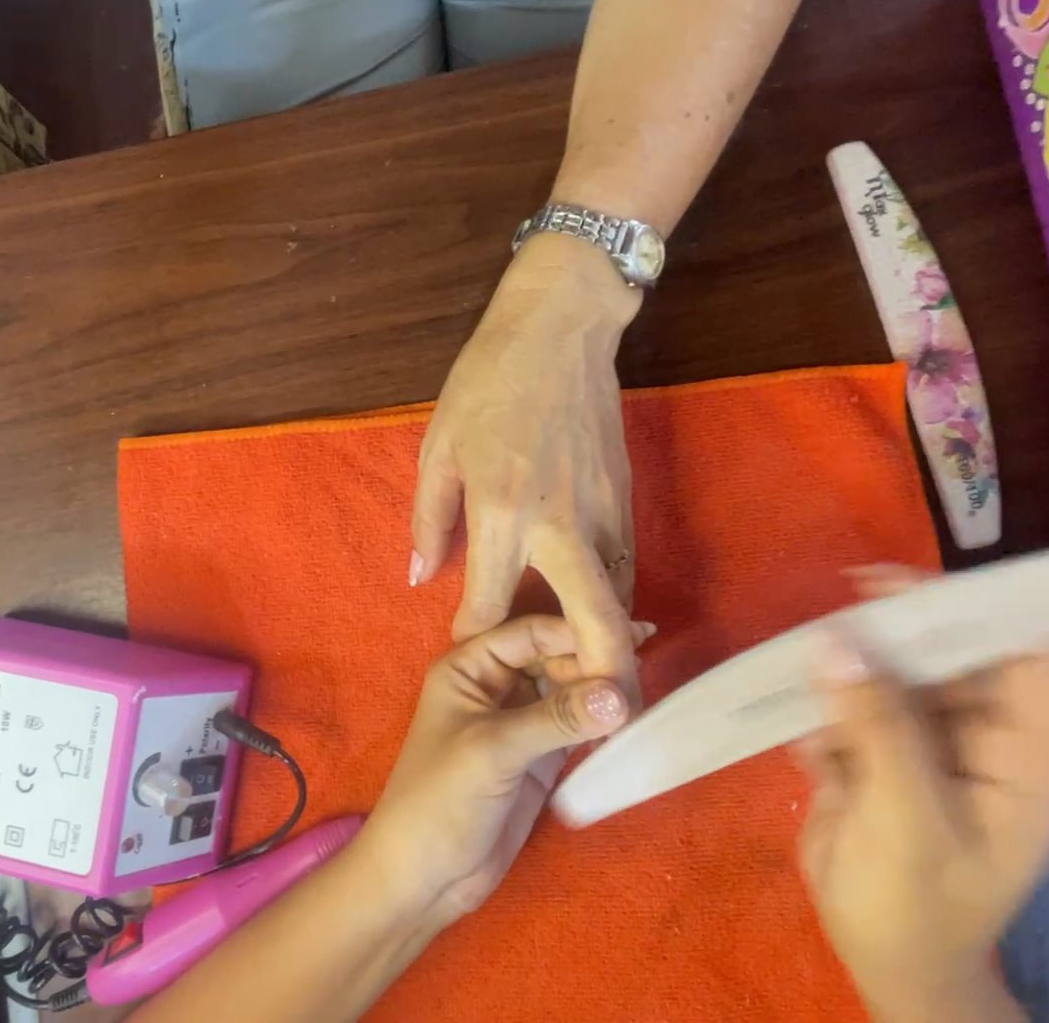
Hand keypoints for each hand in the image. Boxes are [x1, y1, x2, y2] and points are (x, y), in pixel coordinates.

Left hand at [353, 615, 652, 923]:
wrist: (425, 876)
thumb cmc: (440, 800)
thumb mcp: (493, 752)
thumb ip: (554, 719)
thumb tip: (620, 694)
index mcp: (469, 666)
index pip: (530, 633)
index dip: (574, 634)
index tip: (627, 640)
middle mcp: (495, 683)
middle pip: (553, 655)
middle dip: (593, 659)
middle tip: (644, 663)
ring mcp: (519, 719)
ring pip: (568, 688)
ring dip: (602, 689)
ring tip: (647, 687)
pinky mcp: (539, 754)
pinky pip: (576, 725)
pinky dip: (601, 722)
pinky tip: (634, 719)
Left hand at [412, 234, 643, 703]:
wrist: (559, 332)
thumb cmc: (486, 387)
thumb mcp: (439, 450)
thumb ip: (429, 522)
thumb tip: (420, 578)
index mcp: (501, 516)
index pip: (490, 609)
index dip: (477, 644)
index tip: (474, 667)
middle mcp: (559, 529)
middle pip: (590, 628)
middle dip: (592, 682)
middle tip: (587, 715)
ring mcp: (604, 517)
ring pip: (617, 603)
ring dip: (606, 645)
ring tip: (588, 677)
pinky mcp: (628, 502)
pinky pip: (624, 569)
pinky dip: (612, 601)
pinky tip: (595, 614)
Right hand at [796, 567, 1048, 1022]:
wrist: (880, 956)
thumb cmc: (914, 905)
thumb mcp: (904, 822)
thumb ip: (877, 729)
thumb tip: (834, 640)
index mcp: (1035, 756)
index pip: (1044, 651)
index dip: (993, 607)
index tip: (905, 587)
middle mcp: (993, 735)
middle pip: (959, 649)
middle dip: (896, 633)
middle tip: (829, 626)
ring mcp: (937, 739)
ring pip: (897, 668)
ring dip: (848, 674)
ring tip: (813, 704)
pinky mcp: (887, 745)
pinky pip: (855, 697)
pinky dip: (826, 709)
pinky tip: (814, 756)